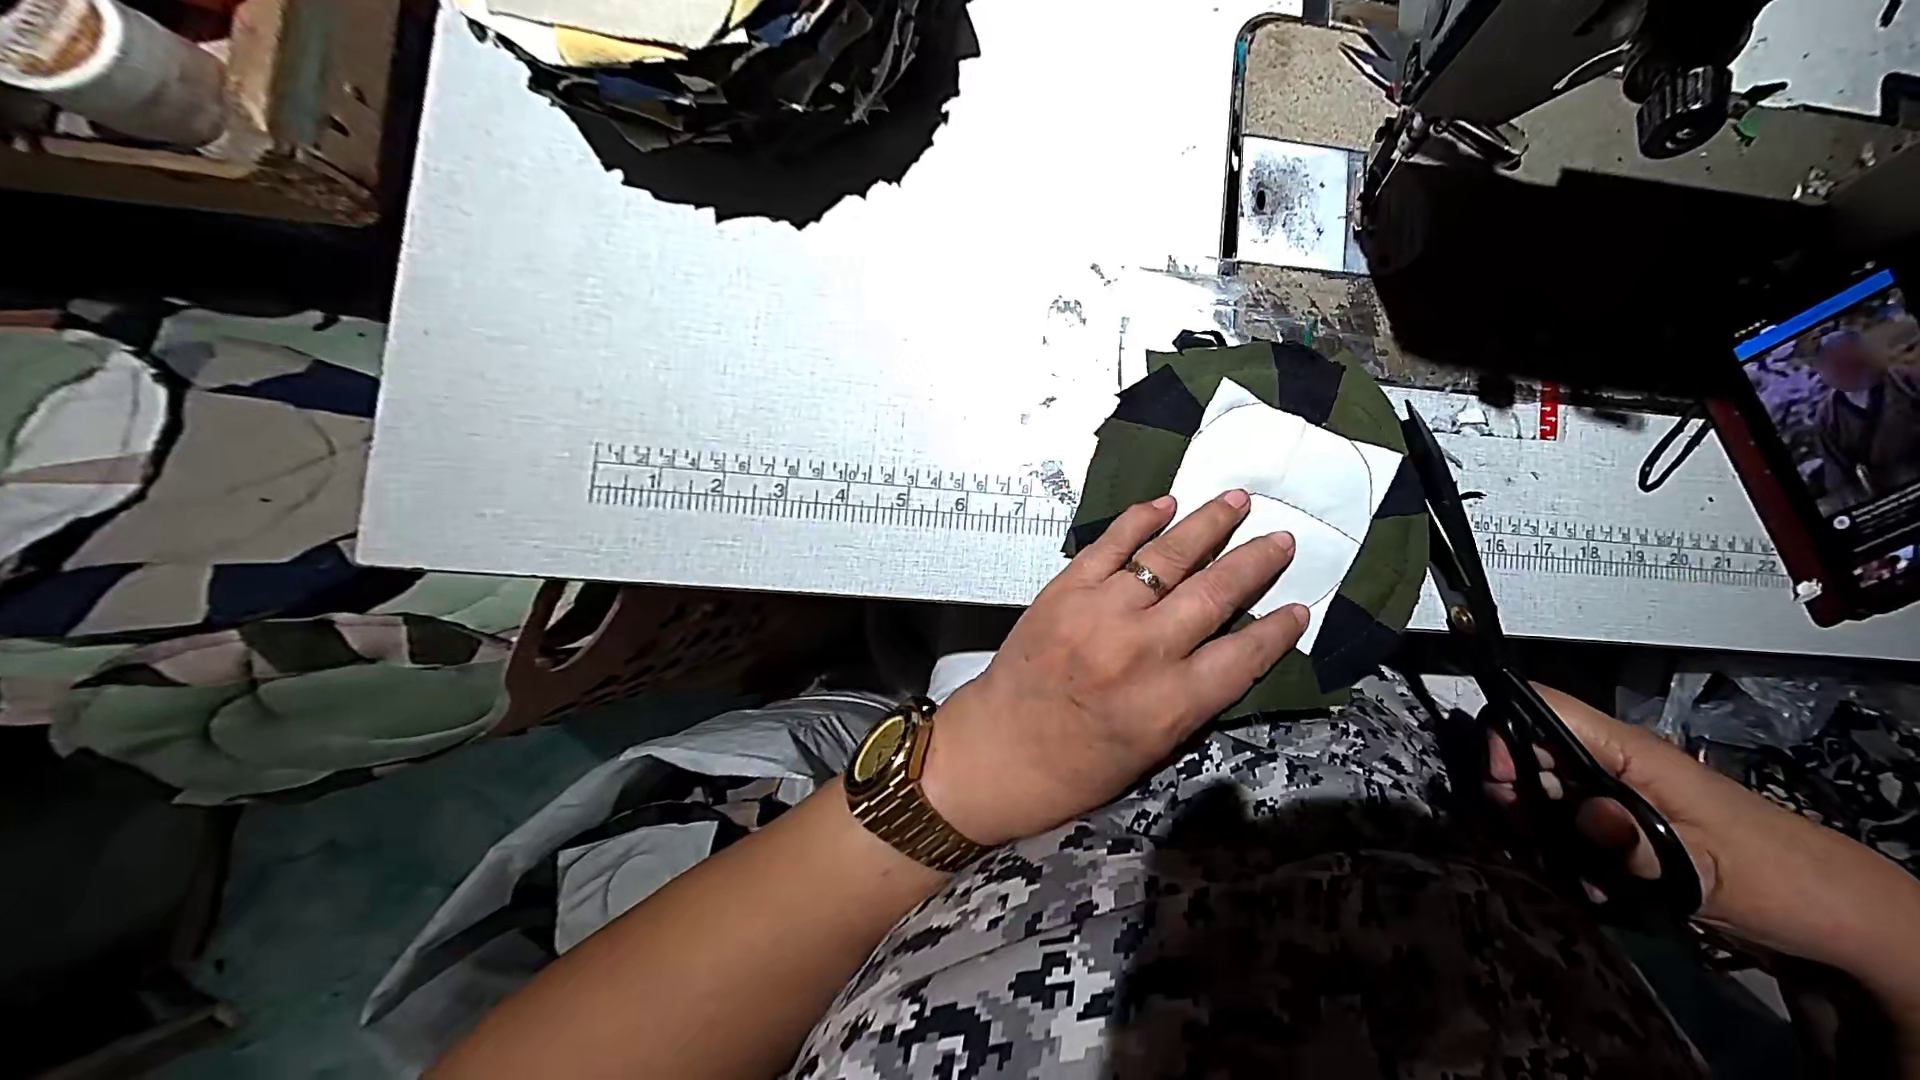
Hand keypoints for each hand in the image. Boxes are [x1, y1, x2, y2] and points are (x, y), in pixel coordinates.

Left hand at [917, 491, 1307, 846]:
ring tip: (1237, 500)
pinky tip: (1166, 505)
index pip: (1244, 654)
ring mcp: (1100, 613)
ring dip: (1207, 524)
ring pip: (1167, 557)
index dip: (1278, 629)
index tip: (1299, 606)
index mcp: (1171, 703)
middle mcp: (1142, 650)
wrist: (1000, 749)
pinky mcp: (1064, 591)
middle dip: (1255, 562)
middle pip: (1216, 594)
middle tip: (1281, 537)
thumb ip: (1193, 696)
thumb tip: (1228, 646)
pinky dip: (1140, 521)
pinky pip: (1109, 545)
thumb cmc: (1079, 766)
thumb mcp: (1154, 748)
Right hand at [1489, 687, 1919, 992]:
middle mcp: (1616, 760)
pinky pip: (1569, 814)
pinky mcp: (1623, 816)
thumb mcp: (1708, 870)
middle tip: (1523, 830)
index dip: (1505, 730)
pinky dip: (1562, 841)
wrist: (1846, 918)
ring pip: (1544, 784)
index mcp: (1630, 751)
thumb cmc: (1780, 881)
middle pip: (1531, 747)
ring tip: (1560, 863)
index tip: (1501, 779)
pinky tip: (1584, 875)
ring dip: (1536, 821)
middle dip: (1513, 786)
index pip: (1541, 706)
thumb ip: (1635, 842)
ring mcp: (1619, 788)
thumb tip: (1581, 813)